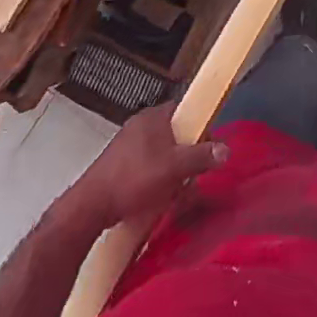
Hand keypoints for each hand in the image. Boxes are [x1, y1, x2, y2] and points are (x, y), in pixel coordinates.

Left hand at [59, 103, 227, 229]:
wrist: (90, 207)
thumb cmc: (134, 179)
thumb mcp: (175, 168)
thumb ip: (202, 156)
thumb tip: (226, 149)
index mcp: (153, 116)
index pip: (185, 108)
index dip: (200, 123)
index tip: (208, 143)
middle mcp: (139, 124)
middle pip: (175, 132)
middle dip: (186, 152)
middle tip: (192, 172)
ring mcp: (126, 144)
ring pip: (161, 150)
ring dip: (171, 168)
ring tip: (173, 188)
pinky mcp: (118, 163)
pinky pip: (146, 164)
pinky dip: (155, 176)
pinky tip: (155, 194)